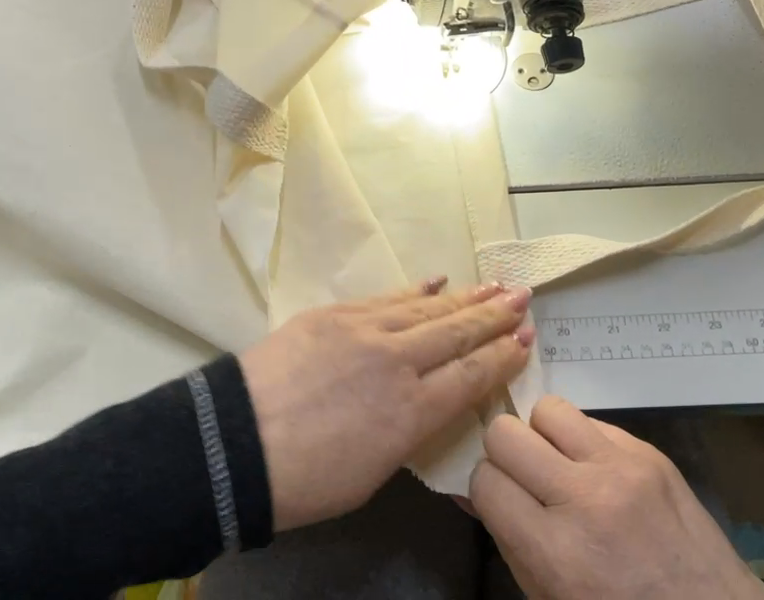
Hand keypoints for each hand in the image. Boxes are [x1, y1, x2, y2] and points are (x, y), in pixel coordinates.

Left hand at [239, 279, 533, 530]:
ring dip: (462, 297)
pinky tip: (435, 282)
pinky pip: (385, 298)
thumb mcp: (373, 472)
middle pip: (456, 333)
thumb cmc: (306, 480)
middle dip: (493, 315)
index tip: (526, 339)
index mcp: (411, 412)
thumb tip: (420, 404)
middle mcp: (397, 363)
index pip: (470, 376)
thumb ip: (406, 432)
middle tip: (523, 297)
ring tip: (492, 284)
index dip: (502, 357)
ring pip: (425, 309)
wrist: (237, 444)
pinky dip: (414, 291)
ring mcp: (364, 332)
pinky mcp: (334, 315)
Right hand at [471, 397, 763, 599]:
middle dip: (505, 455)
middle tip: (525, 480)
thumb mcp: (550, 598)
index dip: (485, 490)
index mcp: (556, 551)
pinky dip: (584, 443)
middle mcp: (585, 499)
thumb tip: (467, 489)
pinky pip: (593, 422)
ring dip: (544, 435)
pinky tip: (598, 473)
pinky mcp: (651, 453)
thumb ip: (508, 539)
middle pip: (506, 433)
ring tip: (559, 466)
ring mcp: (622, 469)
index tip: (499, 502)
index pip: (485, 480)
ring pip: (548, 409)